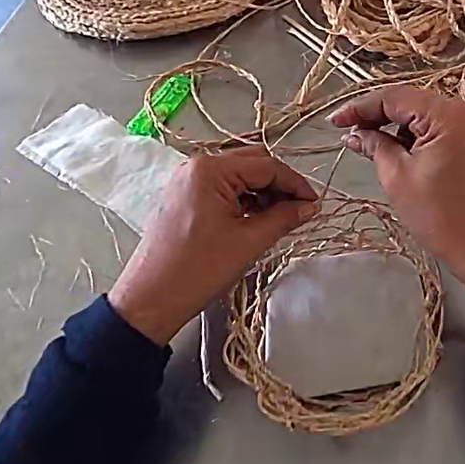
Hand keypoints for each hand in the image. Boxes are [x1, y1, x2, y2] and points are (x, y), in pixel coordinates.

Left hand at [109, 147, 318, 343]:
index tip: (315, 203)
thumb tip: (309, 207)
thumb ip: (284, 217)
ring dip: (263, 192)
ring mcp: (188, 180)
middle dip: (280, 185)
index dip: (296, 184)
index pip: (267, 166)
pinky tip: (258, 218)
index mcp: (211, 170)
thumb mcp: (249, 241)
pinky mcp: (185, 196)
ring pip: (239, 175)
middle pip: (253, 163)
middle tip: (300, 210)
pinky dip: (245, 199)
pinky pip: (224, 187)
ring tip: (281, 218)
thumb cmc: (197, 270)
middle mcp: (197, 166)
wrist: (149, 300)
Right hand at [330, 87, 464, 317]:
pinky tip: (391, 146)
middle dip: (376, 115)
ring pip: (421, 112)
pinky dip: (412, 133)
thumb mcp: (397, 176)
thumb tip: (355, 134)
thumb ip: (374, 145)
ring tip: (365, 141)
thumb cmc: (441, 216)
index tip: (336, 121)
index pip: (394, 97)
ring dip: (393, 124)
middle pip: (409, 101)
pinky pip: (435, 125)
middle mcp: (464, 110)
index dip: (361, 107)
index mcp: (448, 114)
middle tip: (346, 130)